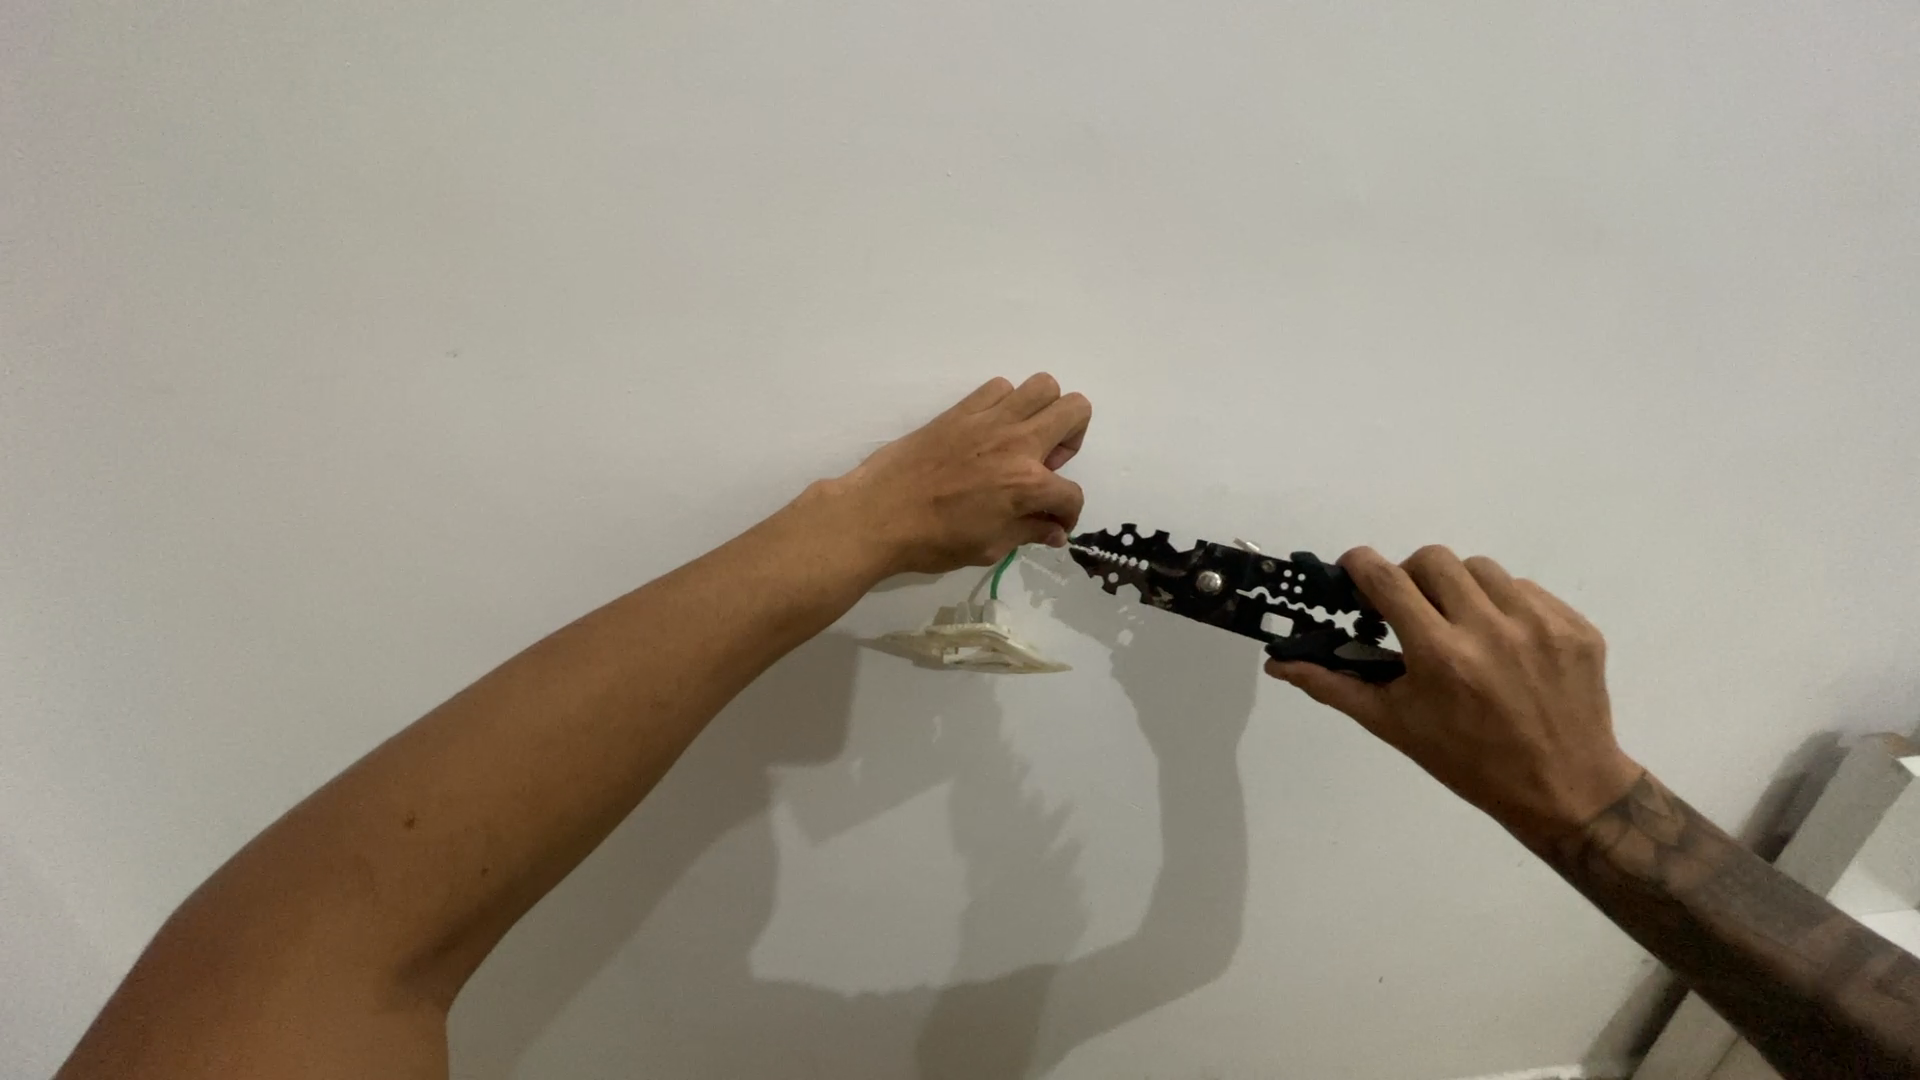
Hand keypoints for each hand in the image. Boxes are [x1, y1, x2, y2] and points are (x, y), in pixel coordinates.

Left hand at [827, 374, 1091, 575]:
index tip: (1053, 521)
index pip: (1071, 493)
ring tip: (1022, 441)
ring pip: (1042, 386)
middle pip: (1076, 410)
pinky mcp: (960, 410)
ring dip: (1043, 412)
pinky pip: (998, 387)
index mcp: (1026, 484)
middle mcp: (1016, 443)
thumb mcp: (989, 547)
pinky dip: (1005, 404)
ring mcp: (988, 420)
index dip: (1068, 513)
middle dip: (1073, 439)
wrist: (878, 515)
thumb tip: (1054, 530)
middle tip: (1047, 464)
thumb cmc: (933, 541)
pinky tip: (989, 432)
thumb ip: (1027, 531)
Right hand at [1266, 546, 1642, 845]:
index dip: (1359, 564)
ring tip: (1457, 623)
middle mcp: (1489, 629)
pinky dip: (1501, 603)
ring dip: (1456, 586)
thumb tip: (1276, 662)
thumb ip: (1330, 684)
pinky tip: (1500, 640)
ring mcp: (1540, 625)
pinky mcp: (1576, 628)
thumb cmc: (1463, 758)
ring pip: (1480, 568)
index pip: (1384, 577)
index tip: (1353, 572)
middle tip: (1408, 607)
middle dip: (1409, 574)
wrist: (1565, 788)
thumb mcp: (1389, 723)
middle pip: (1433, 559)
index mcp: (1438, 653)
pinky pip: (1524, 589)